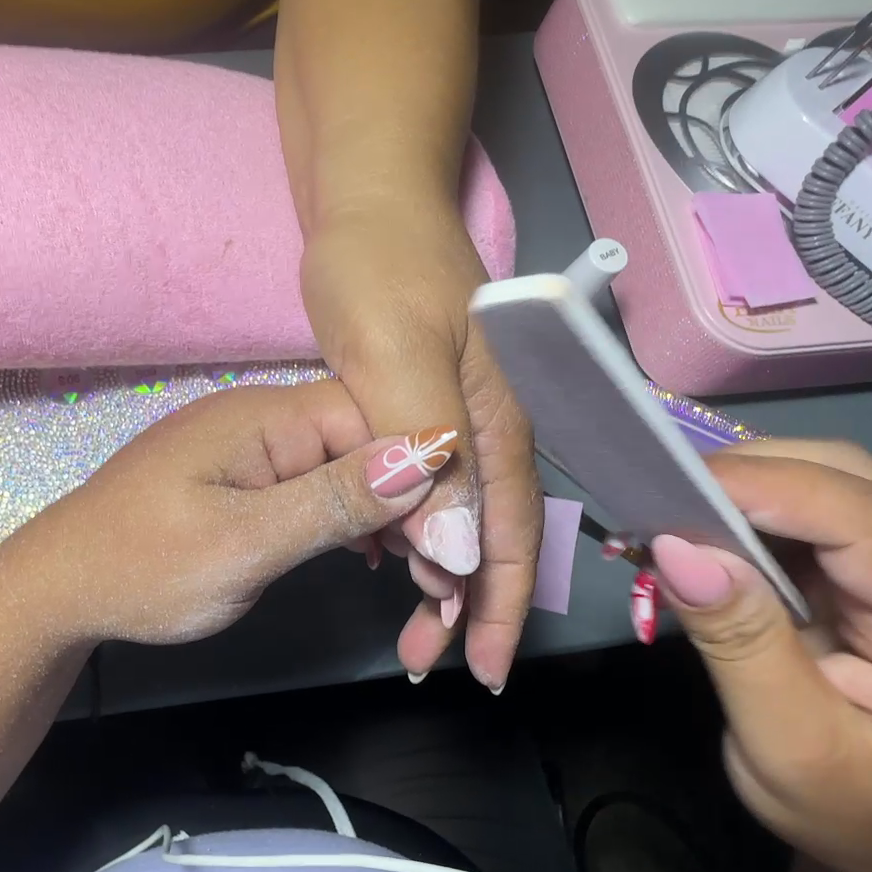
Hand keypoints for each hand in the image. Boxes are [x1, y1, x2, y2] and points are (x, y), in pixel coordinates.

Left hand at [3, 380, 454, 648]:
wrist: (61, 591)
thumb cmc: (144, 568)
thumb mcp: (244, 543)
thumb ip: (333, 500)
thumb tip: (427, 455)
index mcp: (269, 417)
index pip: (380, 418)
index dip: (432, 477)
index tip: (460, 546)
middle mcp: (267, 421)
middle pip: (372, 445)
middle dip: (418, 507)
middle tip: (445, 582)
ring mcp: (255, 452)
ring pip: (350, 472)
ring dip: (391, 520)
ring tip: (422, 580)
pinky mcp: (245, 483)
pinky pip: (319, 491)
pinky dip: (352, 523)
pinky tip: (376, 558)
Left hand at [300, 202, 540, 687]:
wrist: (365, 201)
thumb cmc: (376, 272)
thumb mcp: (394, 359)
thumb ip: (427, 450)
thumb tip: (459, 553)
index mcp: (489, 421)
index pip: (505, 532)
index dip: (498, 604)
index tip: (487, 670)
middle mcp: (482, 426)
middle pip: (485, 533)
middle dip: (467, 603)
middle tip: (428, 655)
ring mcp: (449, 416)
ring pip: (452, 516)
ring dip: (437, 573)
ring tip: (411, 625)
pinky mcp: (414, 407)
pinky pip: (422, 487)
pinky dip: (406, 530)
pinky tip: (381, 556)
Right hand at [649, 440, 871, 871]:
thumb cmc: (858, 820)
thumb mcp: (789, 747)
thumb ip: (740, 644)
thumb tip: (677, 550)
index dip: (780, 491)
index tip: (677, 486)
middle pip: (863, 487)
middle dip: (762, 471)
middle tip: (663, 489)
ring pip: (830, 496)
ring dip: (745, 488)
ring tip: (665, 506)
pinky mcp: (850, 595)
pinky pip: (796, 533)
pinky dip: (737, 519)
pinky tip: (690, 531)